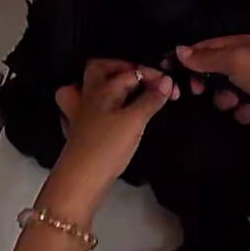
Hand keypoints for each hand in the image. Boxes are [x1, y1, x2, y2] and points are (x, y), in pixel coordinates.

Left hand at [39, 59, 176, 223]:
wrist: (79, 183)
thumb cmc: (108, 146)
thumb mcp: (135, 121)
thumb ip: (151, 99)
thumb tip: (167, 81)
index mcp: (103, 89)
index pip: (132, 73)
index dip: (154, 76)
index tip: (173, 88)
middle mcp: (88, 96)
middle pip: (97, 68)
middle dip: (119, 67)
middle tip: (139, 79)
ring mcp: (78, 114)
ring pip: (80, 88)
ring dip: (98, 85)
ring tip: (117, 92)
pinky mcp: (76, 132)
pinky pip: (79, 111)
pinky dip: (91, 109)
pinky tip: (102, 116)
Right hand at [174, 35, 249, 140]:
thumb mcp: (234, 60)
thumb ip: (206, 57)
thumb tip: (179, 50)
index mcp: (240, 43)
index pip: (206, 46)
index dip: (189, 58)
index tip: (172, 72)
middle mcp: (246, 60)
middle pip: (213, 70)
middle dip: (207, 82)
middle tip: (199, 91)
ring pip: (224, 92)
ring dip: (226, 99)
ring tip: (235, 102)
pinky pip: (238, 107)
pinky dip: (242, 110)